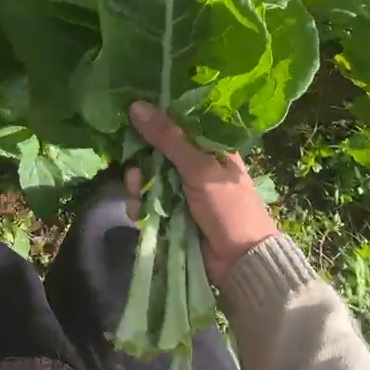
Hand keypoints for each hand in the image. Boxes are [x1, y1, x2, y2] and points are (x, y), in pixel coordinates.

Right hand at [125, 101, 279, 284]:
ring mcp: (180, 191)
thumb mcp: (200, 168)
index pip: (176, 124)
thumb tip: (136, 105)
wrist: (241, 264)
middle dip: (140, 156)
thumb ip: (168, 138)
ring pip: (147, 177)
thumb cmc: (228, 208)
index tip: (128, 113)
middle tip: (132, 163)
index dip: (153, 119)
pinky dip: (139, 205)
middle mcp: (193, 166)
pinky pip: (146, 202)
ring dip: (137, 183)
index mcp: (209, 149)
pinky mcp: (170, 214)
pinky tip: (138, 211)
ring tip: (135, 189)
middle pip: (156, 151)